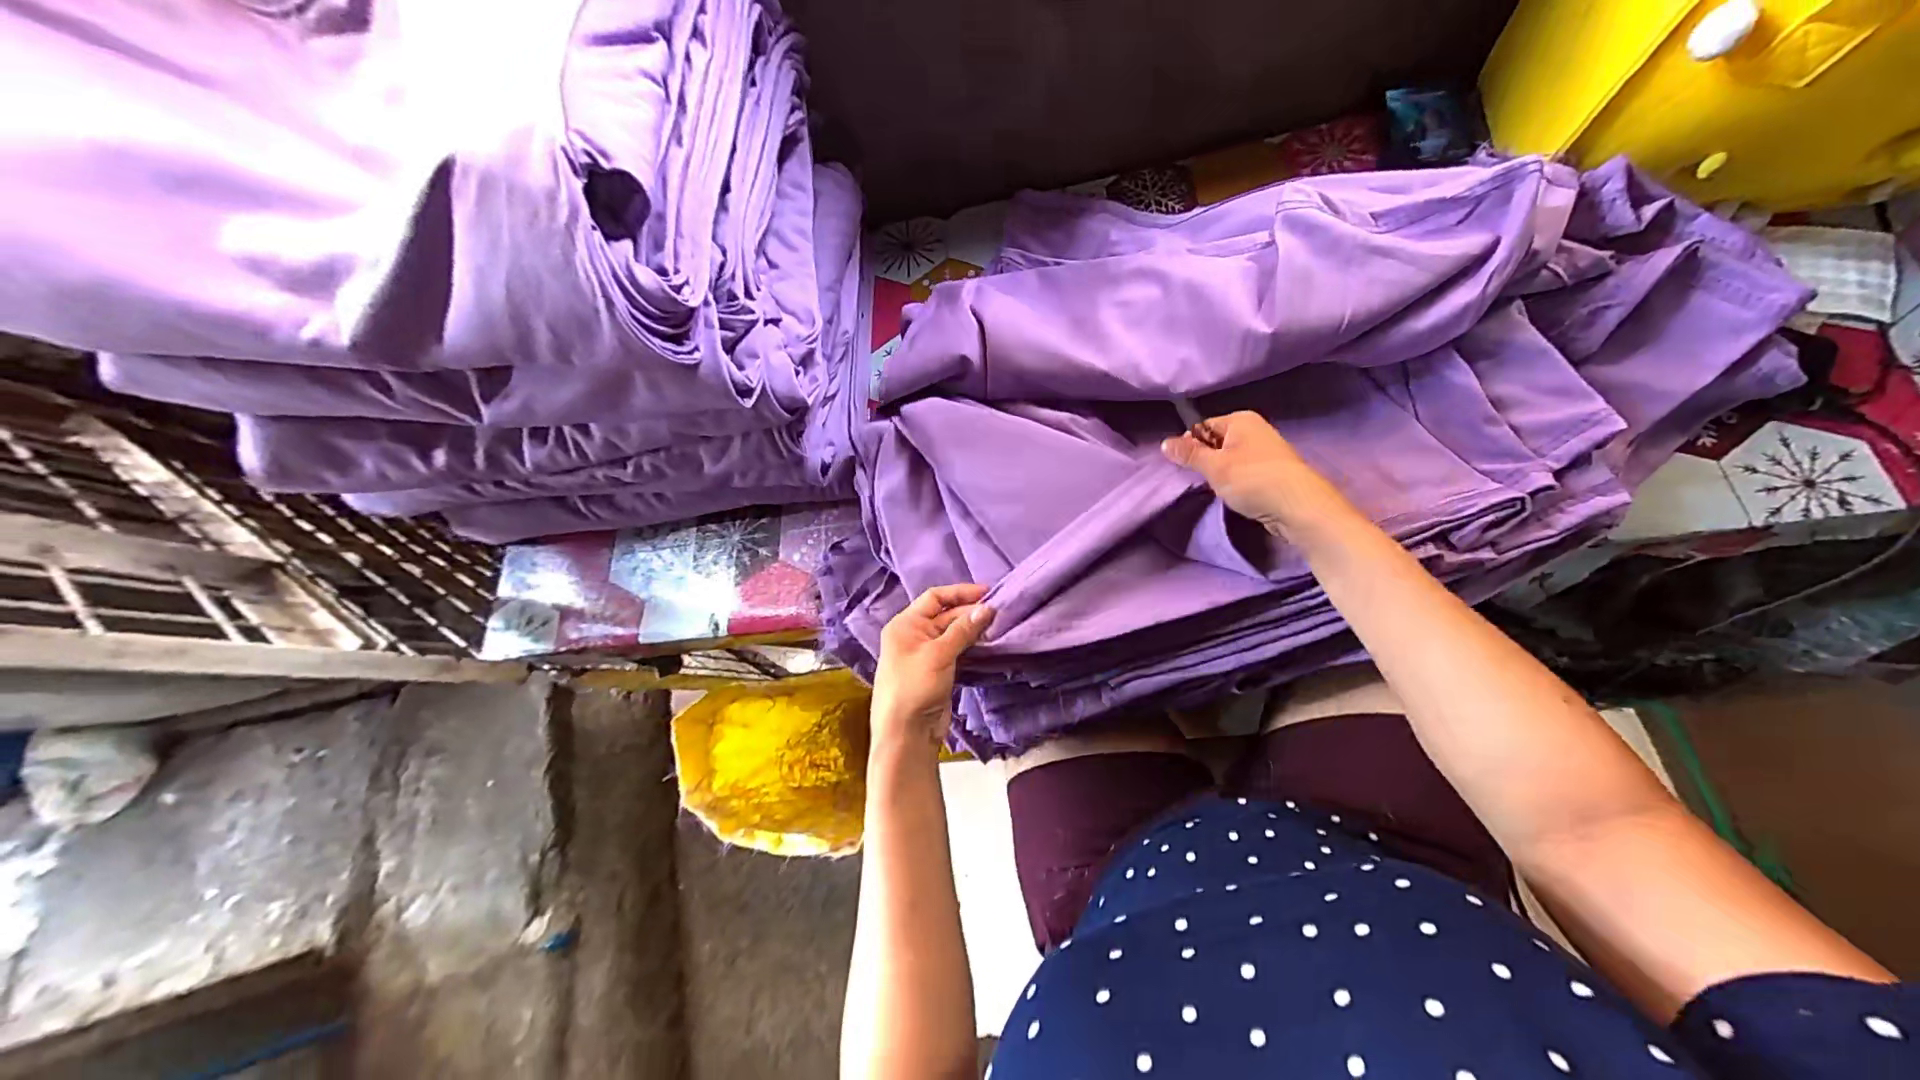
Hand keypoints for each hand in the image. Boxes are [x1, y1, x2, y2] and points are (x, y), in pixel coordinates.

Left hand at [870, 584, 994, 751]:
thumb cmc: (914, 686)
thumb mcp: (939, 654)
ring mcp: (926, 654)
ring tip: (998, 625)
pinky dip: (970, 645)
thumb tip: (987, 608)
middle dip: (970, 612)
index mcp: (905, 624)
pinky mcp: (937, 670)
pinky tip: (988, 643)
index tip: (987, 592)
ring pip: (953, 633)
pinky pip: (956, 650)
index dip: (960, 593)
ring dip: (972, 629)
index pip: (934, 597)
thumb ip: (963, 629)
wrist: (905, 732)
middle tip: (999, 612)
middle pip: (945, 614)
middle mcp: (913, 635)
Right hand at [1161, 410, 1355, 539]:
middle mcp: (1255, 429)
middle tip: (1202, 479)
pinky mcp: (1272, 471)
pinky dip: (1236, 482)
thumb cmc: (1253, 480)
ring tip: (1220, 488)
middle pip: (1216, 442)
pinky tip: (1236, 494)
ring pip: (1230, 459)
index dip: (1190, 444)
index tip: (1185, 465)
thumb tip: (1164, 443)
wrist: (1298, 506)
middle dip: (1206, 460)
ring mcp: (1265, 450)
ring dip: (1221, 473)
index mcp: (1241, 419)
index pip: (1203, 426)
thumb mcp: (1214, 467)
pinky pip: (1244, 471)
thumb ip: (1189, 454)